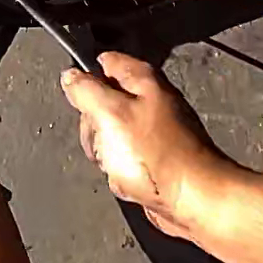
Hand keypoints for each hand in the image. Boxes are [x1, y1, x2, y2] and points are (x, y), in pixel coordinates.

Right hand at [60, 53, 234, 239]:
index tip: (81, 99)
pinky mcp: (155, 158)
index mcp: (143, 81)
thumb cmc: (157, 156)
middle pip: (103, 103)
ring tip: (120, 163)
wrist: (192, 199)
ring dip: (106, 154)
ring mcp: (154, 131)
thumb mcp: (110, 114)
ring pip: (109, 136)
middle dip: (93, 126)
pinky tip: (131, 180)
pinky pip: (123, 161)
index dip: (87, 80)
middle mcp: (152, 101)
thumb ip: (86, 90)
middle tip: (103, 139)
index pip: (104, 63)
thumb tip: (71, 77)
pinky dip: (121, 173)